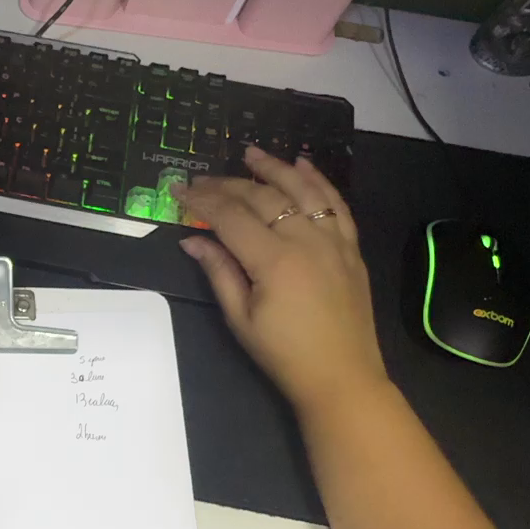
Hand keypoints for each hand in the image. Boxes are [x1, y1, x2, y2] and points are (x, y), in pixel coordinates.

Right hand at [175, 147, 389, 415]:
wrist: (341, 375)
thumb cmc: (282, 353)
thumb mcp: (240, 318)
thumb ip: (219, 273)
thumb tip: (193, 240)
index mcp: (273, 261)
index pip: (231, 217)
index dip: (203, 200)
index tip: (180, 189)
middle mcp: (305, 240)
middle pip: (263, 198)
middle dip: (228, 184)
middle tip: (202, 179)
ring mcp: (333, 240)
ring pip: (303, 190)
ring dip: (275, 168)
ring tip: (252, 153)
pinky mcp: (350, 247)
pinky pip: (336, 203)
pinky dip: (319, 181)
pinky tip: (303, 166)